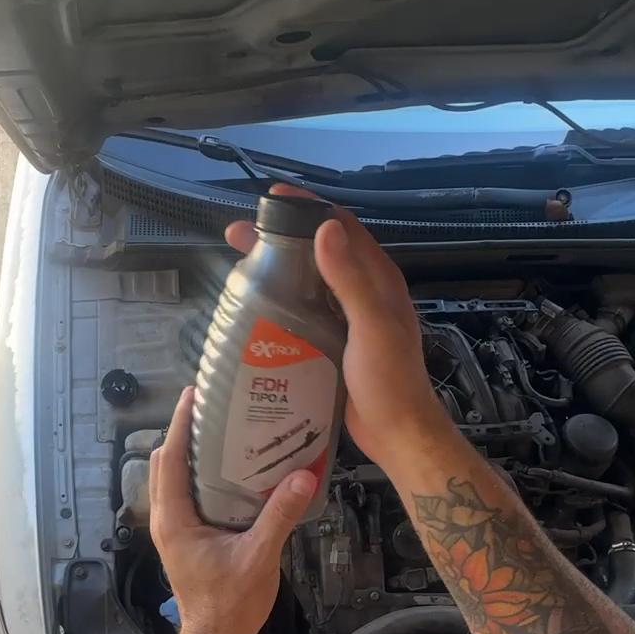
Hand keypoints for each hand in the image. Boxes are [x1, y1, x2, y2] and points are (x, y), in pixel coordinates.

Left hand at [150, 387, 314, 633]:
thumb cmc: (230, 604)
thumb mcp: (259, 558)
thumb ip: (279, 516)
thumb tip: (304, 476)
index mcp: (174, 519)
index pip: (169, 458)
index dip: (178, 423)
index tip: (193, 393)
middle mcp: (166, 519)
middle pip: (166, 462)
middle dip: (184, 432)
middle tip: (215, 408)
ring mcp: (173, 530)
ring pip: (174, 479)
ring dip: (190, 453)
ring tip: (223, 431)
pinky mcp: (185, 539)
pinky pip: (186, 495)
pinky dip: (199, 475)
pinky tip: (231, 471)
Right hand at [226, 184, 456, 464]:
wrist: (396, 433)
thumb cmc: (388, 381)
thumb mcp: (371, 326)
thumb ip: (351, 279)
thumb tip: (325, 229)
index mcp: (378, 280)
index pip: (341, 227)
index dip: (307, 209)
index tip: (270, 200)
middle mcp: (363, 293)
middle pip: (319, 252)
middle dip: (281, 238)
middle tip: (238, 236)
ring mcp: (347, 320)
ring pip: (309, 283)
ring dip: (278, 271)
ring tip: (240, 270)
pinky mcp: (333, 345)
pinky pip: (304, 314)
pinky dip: (281, 304)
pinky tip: (256, 312)